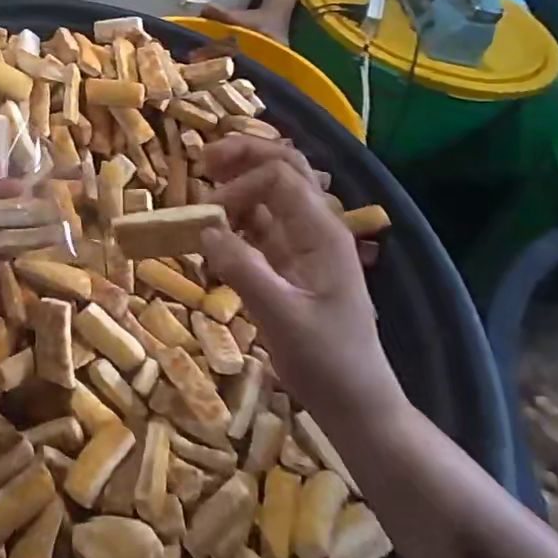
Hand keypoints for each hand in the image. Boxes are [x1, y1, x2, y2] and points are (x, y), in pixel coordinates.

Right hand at [199, 136, 407, 425]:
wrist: (355, 403)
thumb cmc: (327, 361)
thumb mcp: (282, 318)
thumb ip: (243, 270)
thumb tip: (204, 229)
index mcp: (323, 233)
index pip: (279, 177)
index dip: (239, 184)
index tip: (208, 214)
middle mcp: (314, 228)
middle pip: (284, 167)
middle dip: (244, 155)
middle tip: (202, 161)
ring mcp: (301, 243)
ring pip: (271, 190)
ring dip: (238, 179)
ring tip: (204, 182)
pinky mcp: (287, 261)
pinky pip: (259, 221)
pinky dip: (235, 213)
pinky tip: (213, 224)